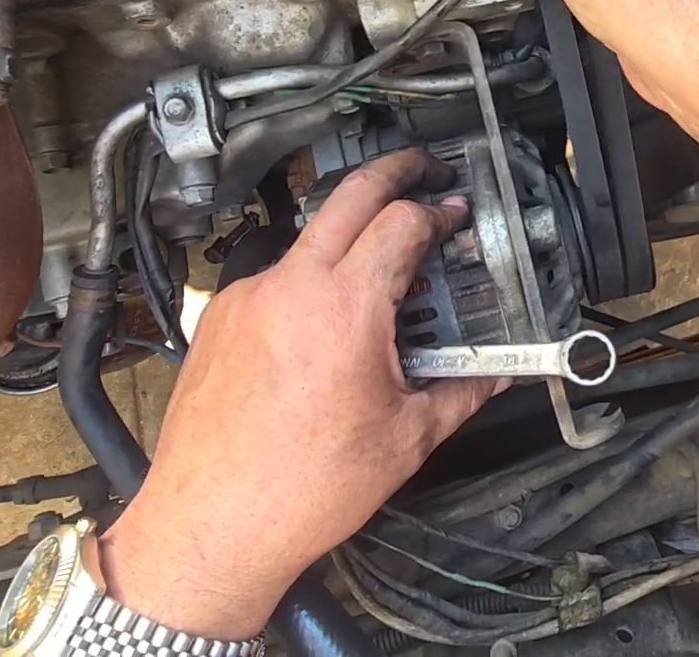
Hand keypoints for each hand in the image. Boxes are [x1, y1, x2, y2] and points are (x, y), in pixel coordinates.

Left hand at [97, 149, 501, 639]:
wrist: (205, 531)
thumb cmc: (298, 490)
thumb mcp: (405, 438)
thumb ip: (461, 392)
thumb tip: (493, 376)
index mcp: (344, 308)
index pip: (402, 223)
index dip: (438, 212)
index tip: (454, 215)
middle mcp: (291, 287)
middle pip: (350, 192)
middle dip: (395, 168)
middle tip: (424, 167)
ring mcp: (248, 296)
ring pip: (312, 231)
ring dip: (352, 228)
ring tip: (384, 263)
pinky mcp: (222, 316)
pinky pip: (279, 273)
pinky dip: (313, 276)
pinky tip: (329, 317)